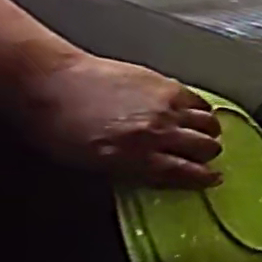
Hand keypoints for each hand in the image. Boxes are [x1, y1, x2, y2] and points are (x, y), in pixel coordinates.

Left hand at [15, 54, 223, 188]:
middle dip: (207, 154)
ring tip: (202, 133)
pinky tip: (195, 114)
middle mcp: (159, 132)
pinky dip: (203, 112)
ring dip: (208, 133)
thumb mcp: (88, 162)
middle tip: (201, 155)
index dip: (203, 178)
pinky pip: (202, 103)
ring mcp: (168, 107)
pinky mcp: (171, 86)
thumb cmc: (55, 128)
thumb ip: (130, 168)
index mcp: (135, 157)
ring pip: (210, 125)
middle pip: (205, 147)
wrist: (49, 82)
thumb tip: (158, 171)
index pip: (185, 172)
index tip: (212, 179)